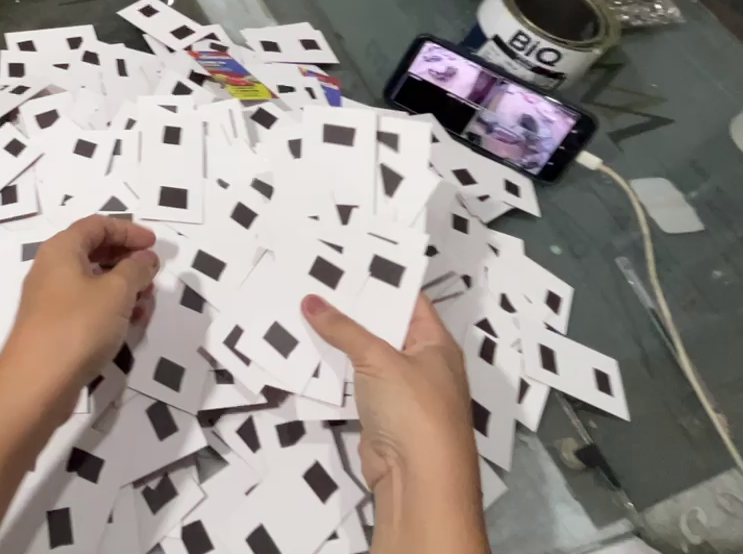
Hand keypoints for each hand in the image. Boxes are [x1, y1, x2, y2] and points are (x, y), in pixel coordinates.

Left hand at [0, 216, 159, 398]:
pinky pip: (87, 306)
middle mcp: (52, 268)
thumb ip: (136, 269)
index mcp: (62, 249)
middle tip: (152, 273)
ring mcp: (51, 299)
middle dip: (127, 259)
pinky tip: (132, 324)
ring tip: (147, 301)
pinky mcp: (55, 327)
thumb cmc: (77, 326)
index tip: (154, 245)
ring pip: (93, 281)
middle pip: (94, 251)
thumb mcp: (116, 292)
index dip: (128, 230)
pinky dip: (111, 308)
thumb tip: (146, 258)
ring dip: (123, 287)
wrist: (36, 383)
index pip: (97, 225)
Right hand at [301, 294, 477, 496]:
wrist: (419, 482)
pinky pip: (356, 377)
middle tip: (317, 278)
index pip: (409, 299)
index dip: (381, 279)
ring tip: (306, 304)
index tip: (347, 259)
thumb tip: (309, 299)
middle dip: (353, 305)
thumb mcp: (378, 359)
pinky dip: (336, 364)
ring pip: (367, 351)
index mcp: (436, 344)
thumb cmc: (413, 409)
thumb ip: (342, 328)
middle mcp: (422, 362)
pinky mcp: (381, 411)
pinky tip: (309, 345)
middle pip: (385, 324)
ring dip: (341, 335)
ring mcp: (401, 388)